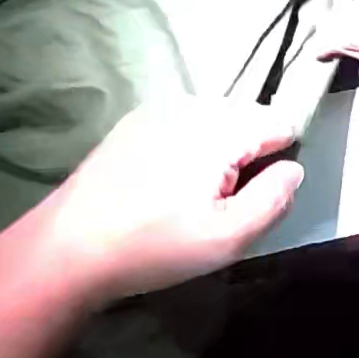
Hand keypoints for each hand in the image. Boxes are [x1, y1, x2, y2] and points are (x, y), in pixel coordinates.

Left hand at [0, 97, 305, 319]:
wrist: (64, 251)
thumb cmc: (153, 246)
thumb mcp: (228, 238)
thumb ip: (274, 199)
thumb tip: (294, 169)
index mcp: (219, 129)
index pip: (280, 126)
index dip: (278, 164)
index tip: (251, 198)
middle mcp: (192, 105)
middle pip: (250, 121)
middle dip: (249, 157)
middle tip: (219, 203)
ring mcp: (158, 109)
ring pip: (219, 122)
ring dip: (221, 152)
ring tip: (191, 196)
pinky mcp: (134, 122)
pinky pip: (187, 125)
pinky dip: (191, 148)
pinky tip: (165, 184)